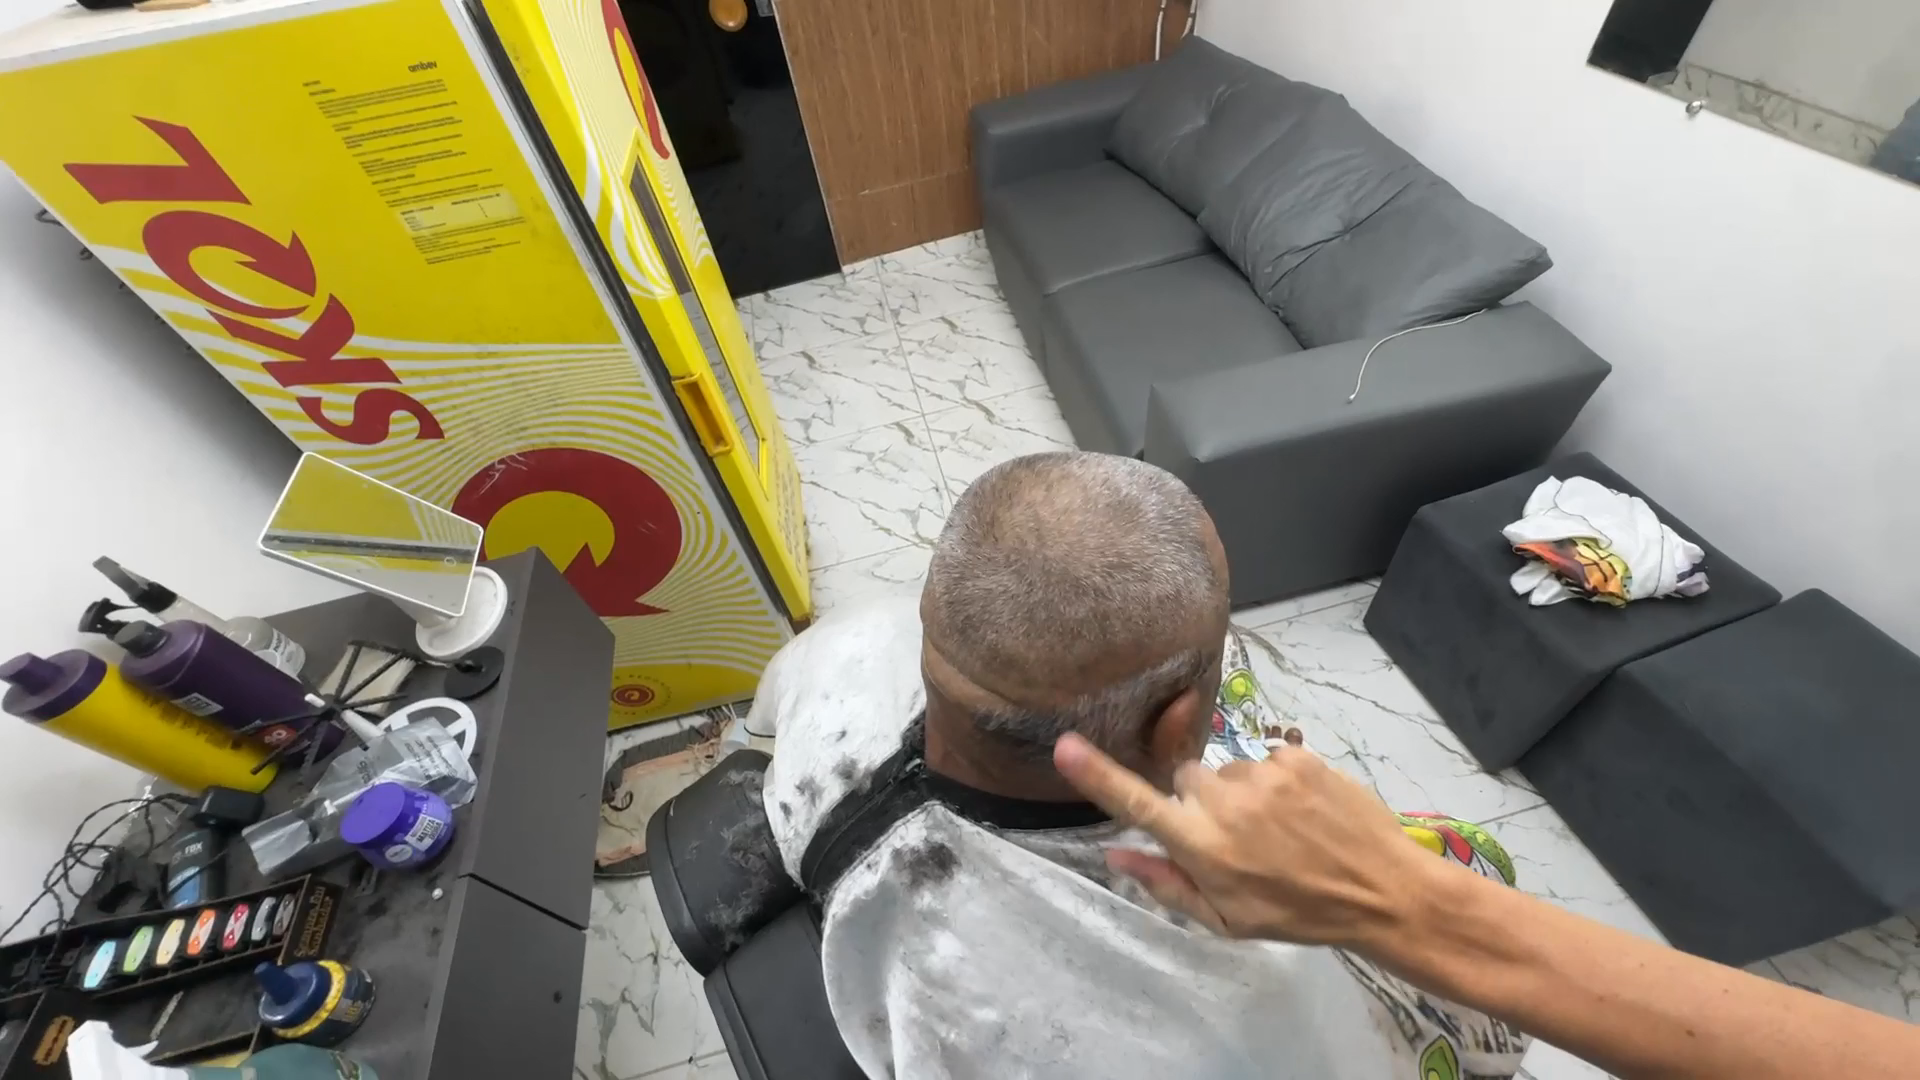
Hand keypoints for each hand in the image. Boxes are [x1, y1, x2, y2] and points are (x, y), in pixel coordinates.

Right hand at [1053, 733, 1436, 946]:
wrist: (1387, 892)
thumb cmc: (1297, 913)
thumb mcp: (1227, 920)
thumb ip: (1167, 885)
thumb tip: (1114, 856)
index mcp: (1202, 847)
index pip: (1136, 805)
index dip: (1097, 775)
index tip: (1065, 745)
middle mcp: (1223, 802)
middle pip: (1185, 779)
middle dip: (1199, 800)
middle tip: (1238, 836)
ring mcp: (1260, 773)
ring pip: (1227, 771)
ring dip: (1242, 793)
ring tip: (1280, 828)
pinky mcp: (1293, 754)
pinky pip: (1265, 758)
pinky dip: (1277, 781)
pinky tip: (1304, 810)